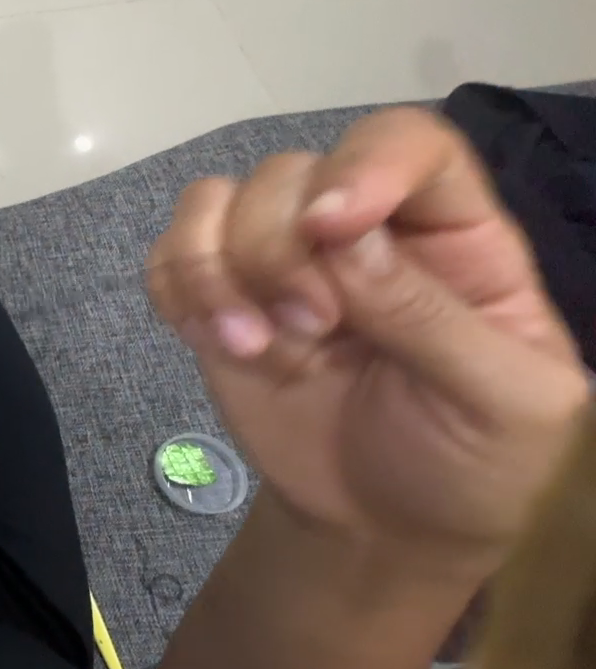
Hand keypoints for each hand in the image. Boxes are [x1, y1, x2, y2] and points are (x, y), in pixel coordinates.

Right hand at [146, 107, 587, 569]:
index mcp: (449, 240)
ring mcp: (272, 262)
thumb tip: (340, 237)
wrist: (379, 522)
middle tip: (307, 329)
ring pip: (210, 203)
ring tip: (246, 345)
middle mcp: (352, 233)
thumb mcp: (504, 401)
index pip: (404, 146)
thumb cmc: (473, 465)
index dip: (362, 165)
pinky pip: (164, 255)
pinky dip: (173, 292)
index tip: (328, 228)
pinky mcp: (212, 297)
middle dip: (274, 250)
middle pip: (284, 173)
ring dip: (212, 272)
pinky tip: (209, 340)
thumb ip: (431, 314)